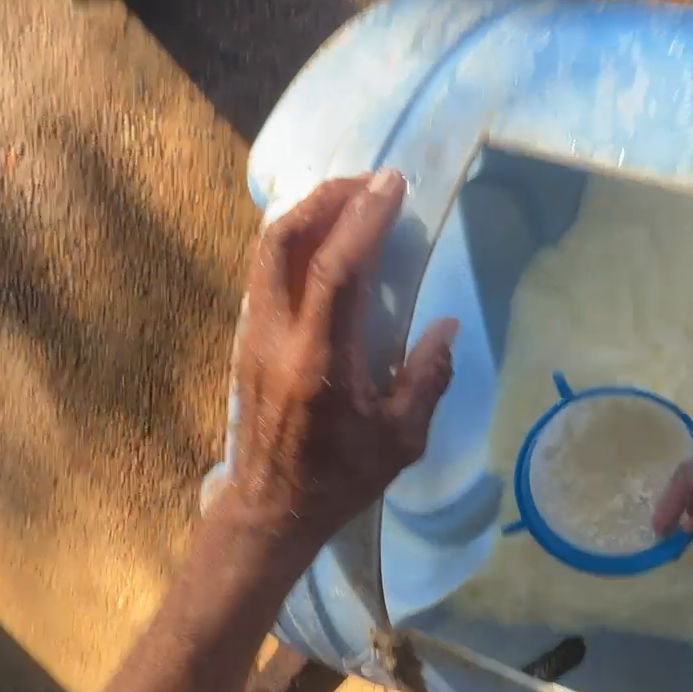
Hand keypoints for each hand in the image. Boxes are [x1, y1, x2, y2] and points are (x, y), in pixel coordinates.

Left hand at [217, 171, 456, 561]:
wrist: (271, 509)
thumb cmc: (342, 479)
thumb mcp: (402, 440)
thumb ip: (427, 378)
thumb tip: (445, 328)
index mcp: (320, 362)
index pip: (336, 270)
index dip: (364, 219)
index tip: (393, 185)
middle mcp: (277, 336)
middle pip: (284, 242)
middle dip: (326, 199)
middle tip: (370, 182)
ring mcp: (254, 335)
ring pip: (266, 251)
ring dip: (307, 214)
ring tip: (349, 199)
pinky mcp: (248, 340)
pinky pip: (265, 271)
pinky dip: (293, 240)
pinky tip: (323, 239)